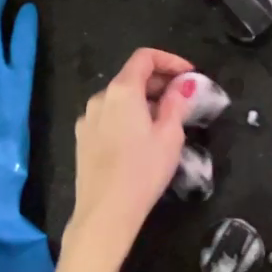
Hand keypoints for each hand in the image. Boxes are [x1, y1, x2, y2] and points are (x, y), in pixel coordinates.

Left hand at [65, 48, 195, 264]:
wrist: (105, 213)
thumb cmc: (143, 171)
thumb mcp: (170, 135)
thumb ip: (177, 103)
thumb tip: (183, 84)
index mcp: (122, 90)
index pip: (145, 57)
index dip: (170, 60)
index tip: (190, 75)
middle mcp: (100, 98)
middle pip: (131, 76)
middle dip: (160, 82)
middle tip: (184, 99)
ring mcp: (87, 119)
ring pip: (120, 98)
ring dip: (143, 101)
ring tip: (165, 121)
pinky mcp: (82, 139)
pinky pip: (109, 117)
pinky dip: (127, 116)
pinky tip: (140, 139)